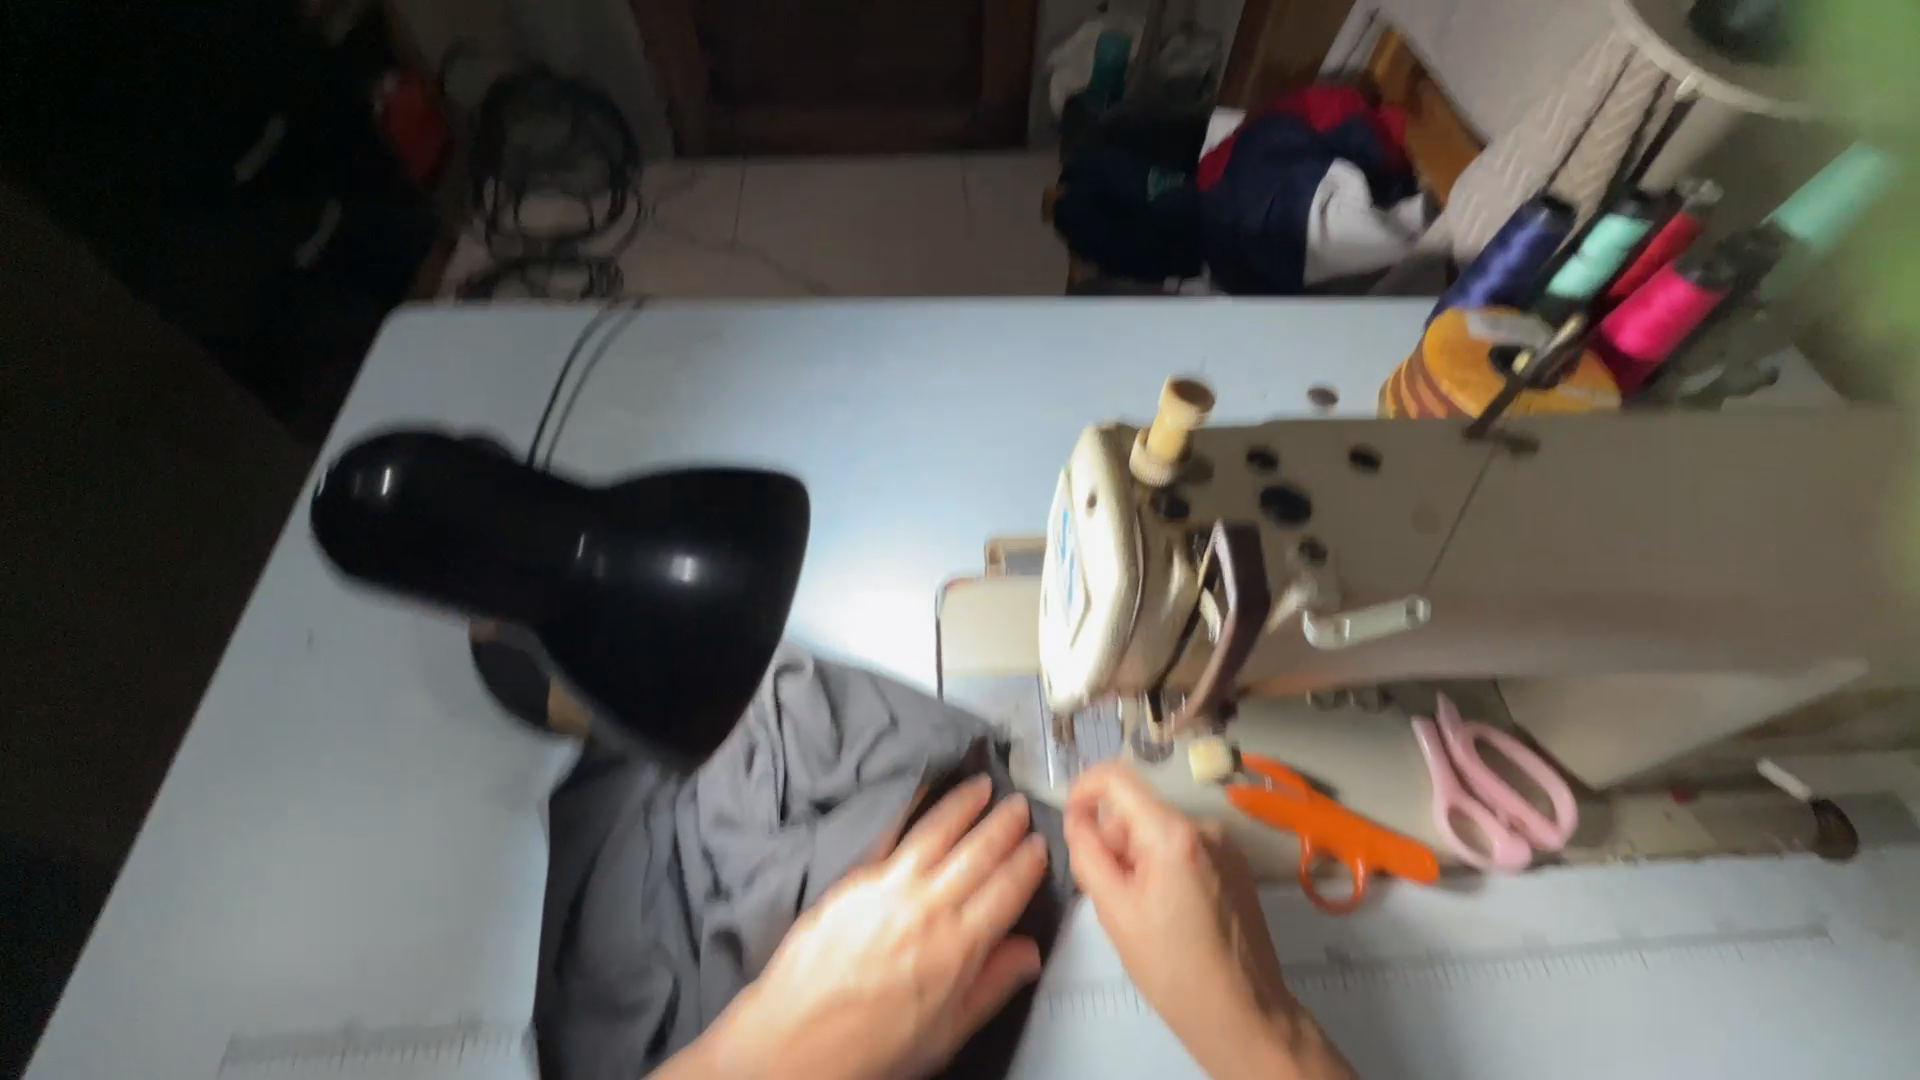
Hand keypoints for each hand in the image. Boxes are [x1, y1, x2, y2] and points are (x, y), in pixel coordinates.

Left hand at [690, 776, 1049, 1079]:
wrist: (794, 1041)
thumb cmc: (869, 1047)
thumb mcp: (945, 1034)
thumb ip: (991, 986)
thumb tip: (1028, 953)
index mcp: (958, 948)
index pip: (1007, 890)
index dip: (1027, 864)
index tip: (1039, 845)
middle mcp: (930, 908)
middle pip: (979, 853)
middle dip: (1004, 825)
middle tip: (1018, 805)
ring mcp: (892, 887)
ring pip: (939, 832)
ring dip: (965, 805)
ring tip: (982, 786)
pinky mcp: (858, 877)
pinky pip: (893, 832)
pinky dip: (912, 807)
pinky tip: (923, 791)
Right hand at [1063, 763, 1288, 1024]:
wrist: (1245, 1017)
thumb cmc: (1173, 971)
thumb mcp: (1114, 911)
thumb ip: (1087, 852)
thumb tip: (1077, 816)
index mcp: (1173, 834)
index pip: (1116, 777)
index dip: (1083, 789)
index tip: (1072, 822)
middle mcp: (1203, 826)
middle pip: (1136, 809)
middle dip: (1112, 841)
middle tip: (1110, 893)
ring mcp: (1224, 843)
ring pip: (1157, 829)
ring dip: (1136, 857)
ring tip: (1141, 910)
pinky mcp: (1234, 862)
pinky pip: (1181, 846)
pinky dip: (1162, 865)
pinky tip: (1167, 910)